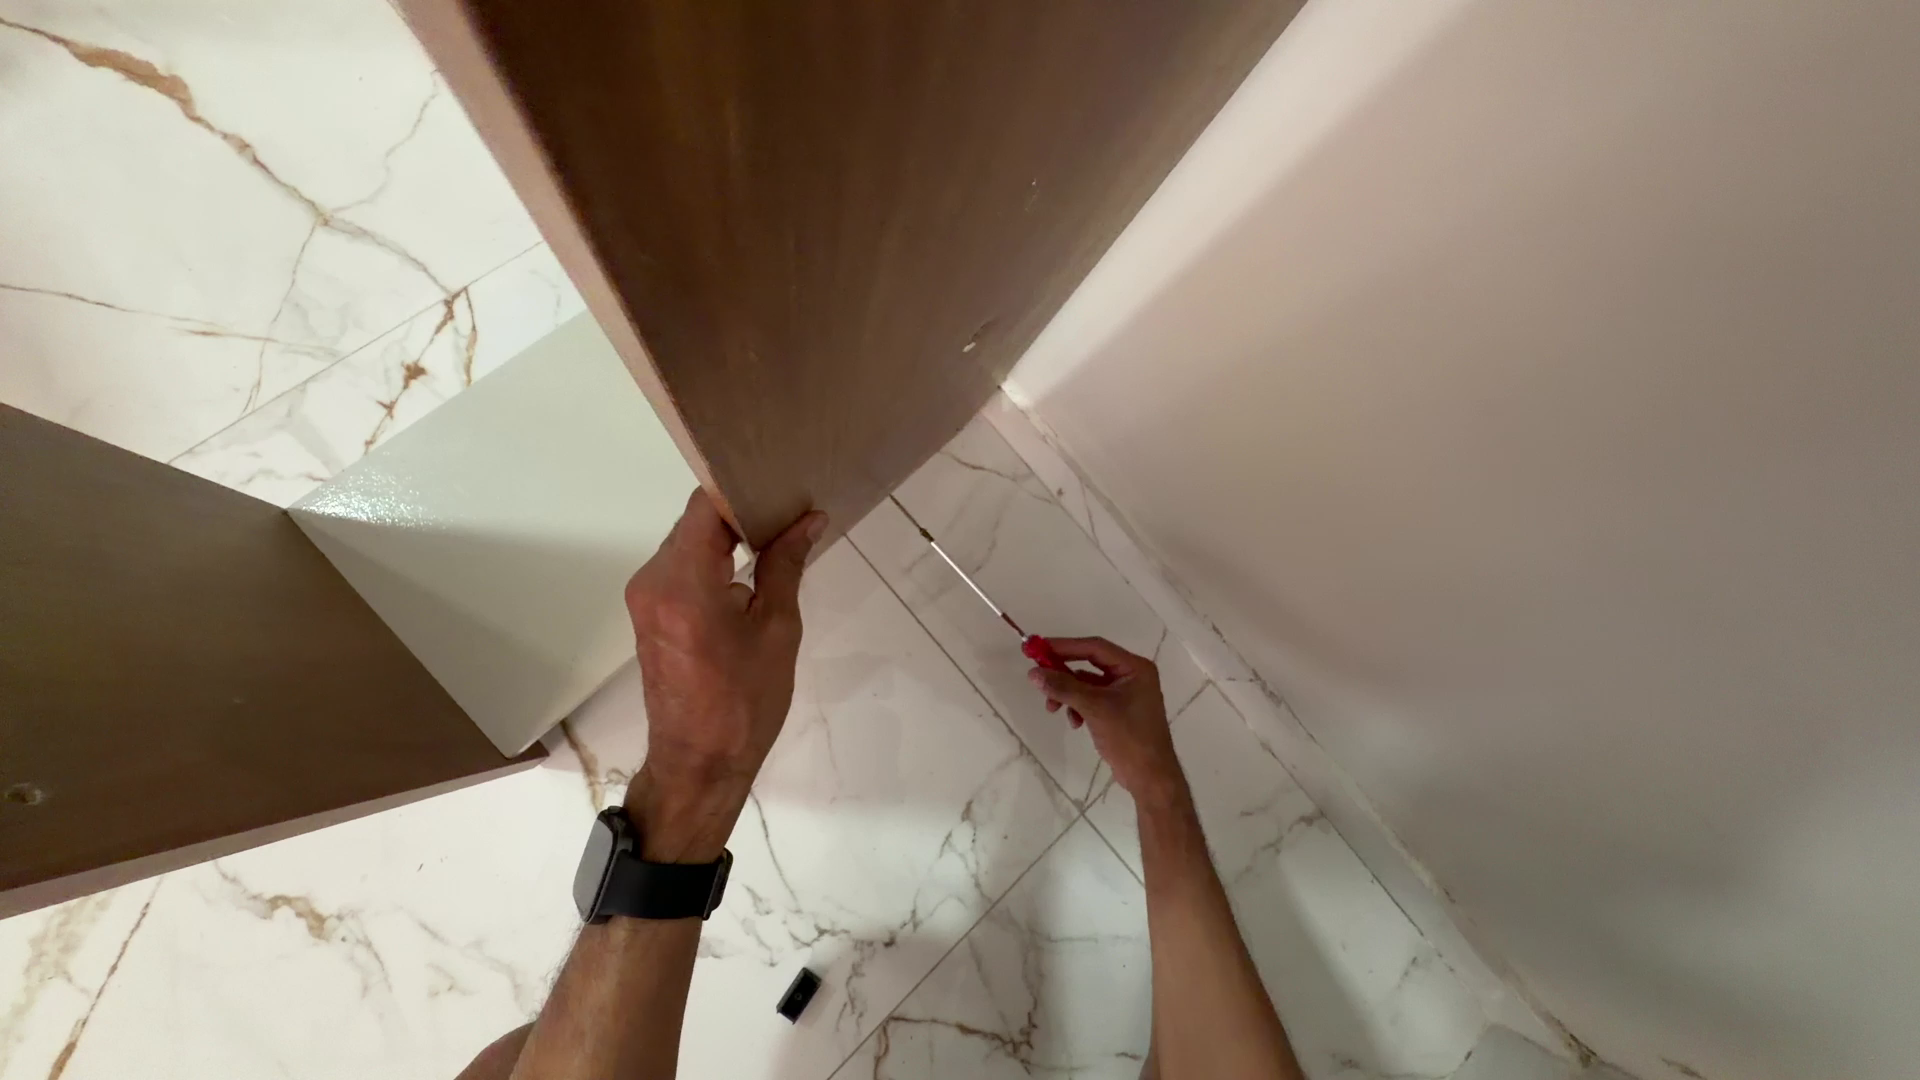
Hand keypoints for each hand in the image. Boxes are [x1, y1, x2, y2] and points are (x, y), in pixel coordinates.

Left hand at [621, 490, 825, 860]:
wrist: (700, 762)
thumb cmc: (746, 700)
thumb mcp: (777, 628)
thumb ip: (787, 565)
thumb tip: (810, 520)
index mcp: (683, 582)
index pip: (707, 506)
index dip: (744, 490)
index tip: (782, 487)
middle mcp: (652, 580)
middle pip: (696, 522)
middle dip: (741, 513)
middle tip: (791, 509)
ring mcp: (645, 597)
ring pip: (689, 542)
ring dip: (728, 536)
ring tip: (778, 535)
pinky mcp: (648, 612)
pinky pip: (682, 567)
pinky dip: (714, 559)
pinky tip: (750, 565)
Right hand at [1027, 638, 1188, 808]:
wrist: (1150, 777)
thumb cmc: (1128, 736)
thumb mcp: (1094, 708)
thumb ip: (1064, 687)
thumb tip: (1033, 673)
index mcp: (1134, 667)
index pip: (1094, 647)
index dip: (1065, 646)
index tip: (1038, 648)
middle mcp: (1131, 675)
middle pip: (1089, 664)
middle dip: (1063, 674)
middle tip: (1038, 675)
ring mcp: (1125, 694)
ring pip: (1087, 684)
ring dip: (1068, 694)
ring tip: (1053, 708)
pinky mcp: (1118, 711)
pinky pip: (1091, 699)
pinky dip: (1078, 707)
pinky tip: (1074, 722)